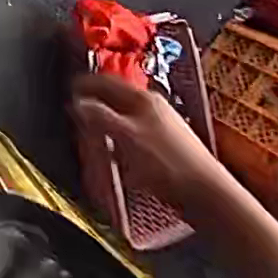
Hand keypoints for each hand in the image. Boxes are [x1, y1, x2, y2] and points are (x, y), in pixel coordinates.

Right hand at [71, 72, 238, 224]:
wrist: (209, 197)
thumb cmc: (167, 164)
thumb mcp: (125, 137)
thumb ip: (99, 116)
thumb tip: (77, 103)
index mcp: (142, 98)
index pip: (106, 80)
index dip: (85, 83)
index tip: (69, 89)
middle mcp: (154, 107)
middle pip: (116, 98)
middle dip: (95, 104)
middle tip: (78, 113)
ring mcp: (164, 126)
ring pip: (126, 117)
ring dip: (107, 123)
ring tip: (93, 135)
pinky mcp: (169, 147)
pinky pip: (136, 134)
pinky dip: (121, 139)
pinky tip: (118, 155)